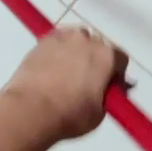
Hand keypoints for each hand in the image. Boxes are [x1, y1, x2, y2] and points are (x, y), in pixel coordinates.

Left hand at [0, 27, 124, 140]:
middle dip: (96, 61)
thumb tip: (104, 90)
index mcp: (106, 55)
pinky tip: (51, 69)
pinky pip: (56, 43)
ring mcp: (62, 37)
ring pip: (76, 41)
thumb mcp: (100, 112)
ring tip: (66, 73)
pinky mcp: (41, 40)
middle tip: (87, 82)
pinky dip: (57, 52)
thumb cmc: (71, 114)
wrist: (30, 109)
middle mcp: (87, 39)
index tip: (109, 88)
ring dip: (76, 52)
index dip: (116, 74)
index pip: (120, 59)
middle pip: (98, 46)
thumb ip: (107, 96)